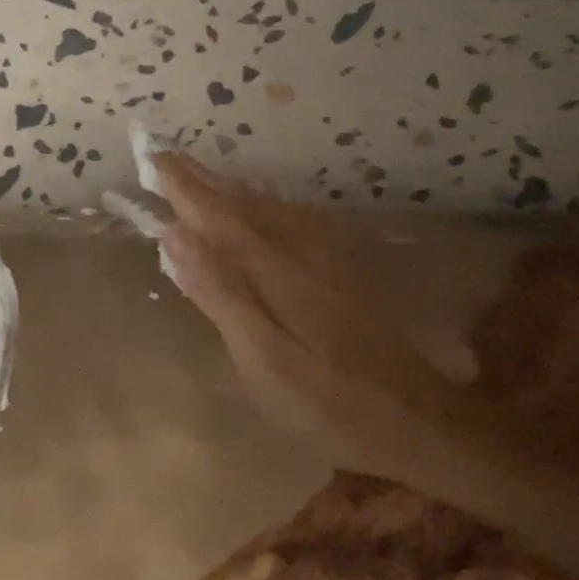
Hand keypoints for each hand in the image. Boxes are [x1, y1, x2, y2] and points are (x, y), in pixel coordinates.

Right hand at [151, 152, 464, 479]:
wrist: (427, 423)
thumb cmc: (331, 400)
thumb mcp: (263, 357)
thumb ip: (219, 293)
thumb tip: (175, 234)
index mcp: (276, 271)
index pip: (218, 216)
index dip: (183, 188)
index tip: (151, 158)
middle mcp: (302, 253)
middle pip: (244, 204)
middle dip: (202, 180)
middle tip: (163, 155)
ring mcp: (328, 262)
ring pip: (270, 209)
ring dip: (230, 188)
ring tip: (198, 174)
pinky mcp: (343, 276)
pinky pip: (293, 222)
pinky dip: (263, 205)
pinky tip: (259, 207)